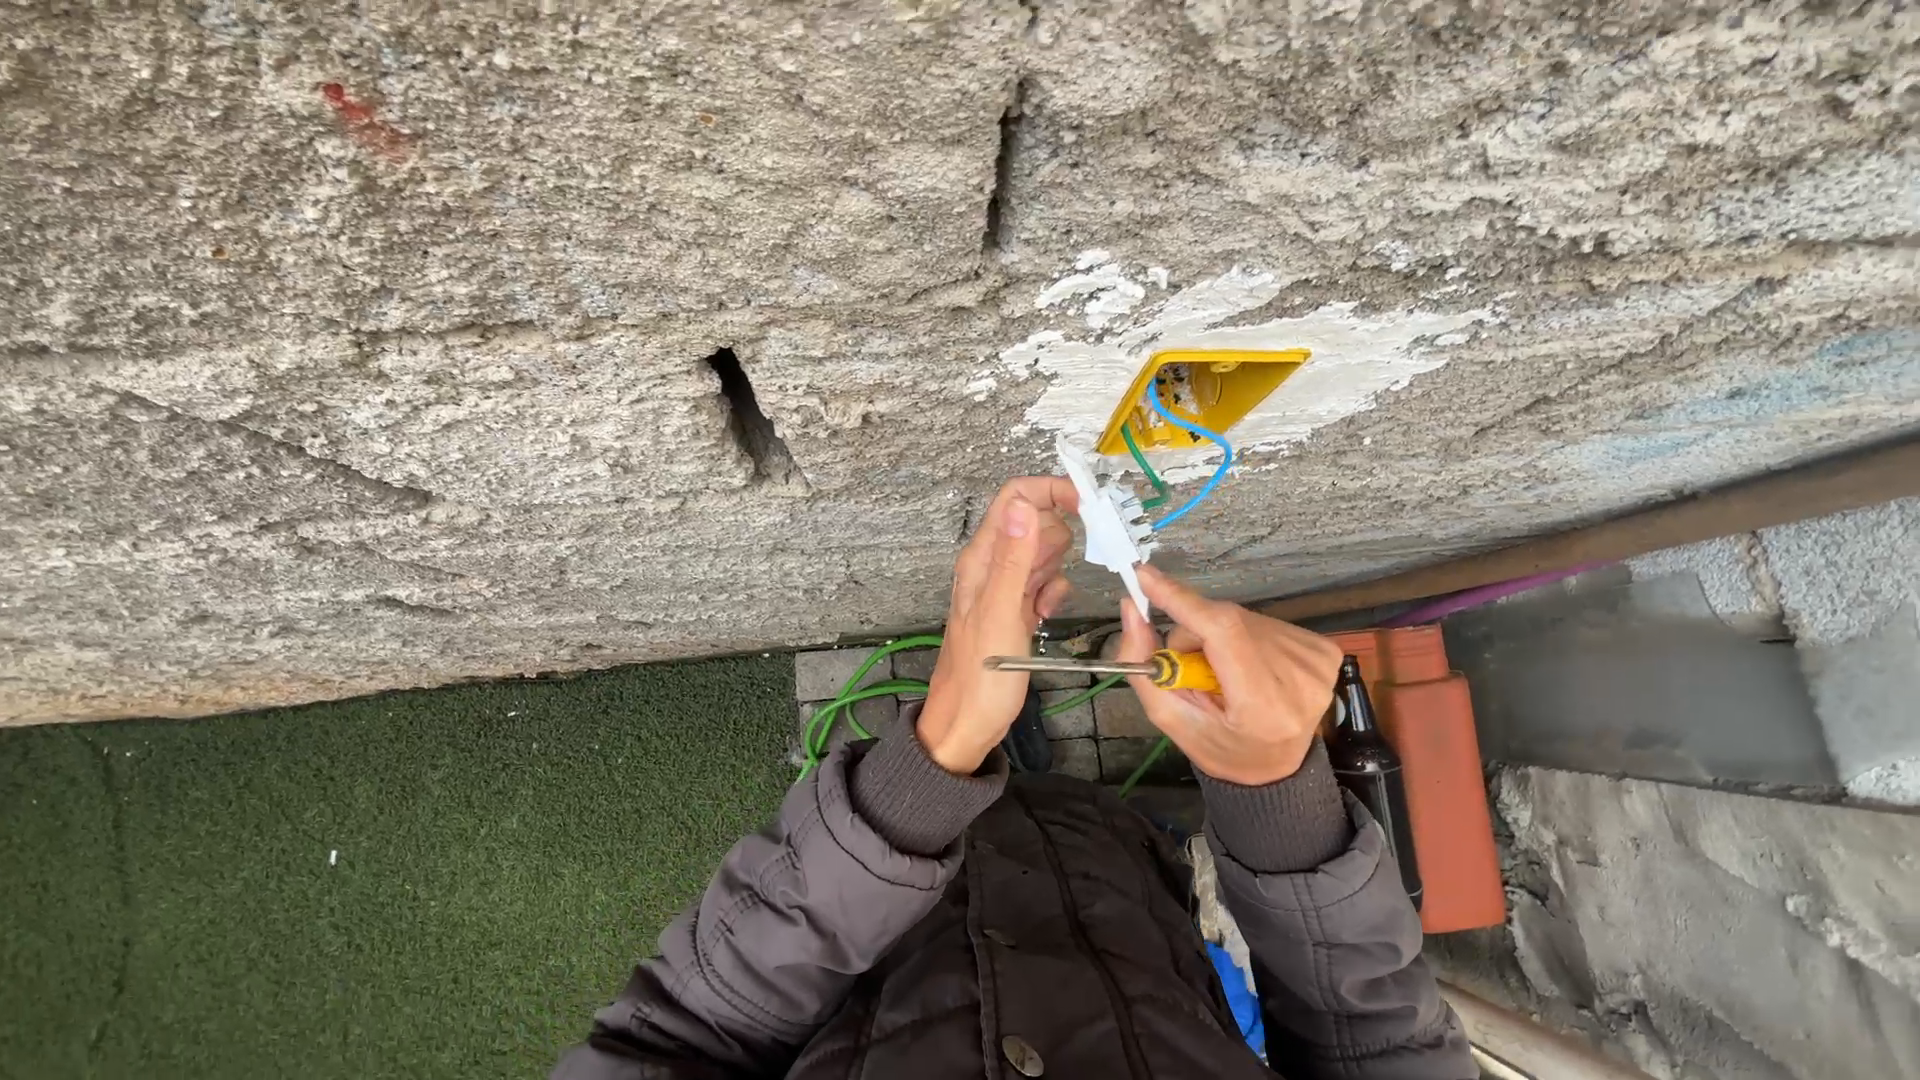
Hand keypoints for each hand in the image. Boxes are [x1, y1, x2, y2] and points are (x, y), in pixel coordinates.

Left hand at [918, 478, 1077, 774]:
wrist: (967, 724)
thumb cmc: (980, 678)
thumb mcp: (1000, 614)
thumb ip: (1013, 558)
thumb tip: (1024, 504)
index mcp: (983, 557)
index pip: (1015, 497)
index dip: (1051, 492)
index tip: (1088, 506)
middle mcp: (991, 564)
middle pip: (1036, 520)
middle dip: (1059, 539)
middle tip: (1058, 576)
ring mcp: (1004, 586)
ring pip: (1043, 551)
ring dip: (1056, 569)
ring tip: (1045, 603)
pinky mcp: (1016, 607)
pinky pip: (1044, 582)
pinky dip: (1053, 592)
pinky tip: (1046, 616)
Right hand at [1117, 564, 1343, 785]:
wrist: (1277, 768)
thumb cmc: (1222, 749)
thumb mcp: (1172, 719)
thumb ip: (1144, 666)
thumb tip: (1130, 607)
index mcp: (1263, 706)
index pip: (1222, 632)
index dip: (1182, 600)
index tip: (1145, 578)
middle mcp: (1300, 679)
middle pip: (1226, 622)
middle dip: (1193, 632)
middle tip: (1186, 665)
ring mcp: (1317, 662)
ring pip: (1242, 618)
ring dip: (1217, 636)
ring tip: (1221, 674)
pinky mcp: (1325, 650)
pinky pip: (1262, 622)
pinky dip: (1242, 638)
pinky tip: (1246, 667)